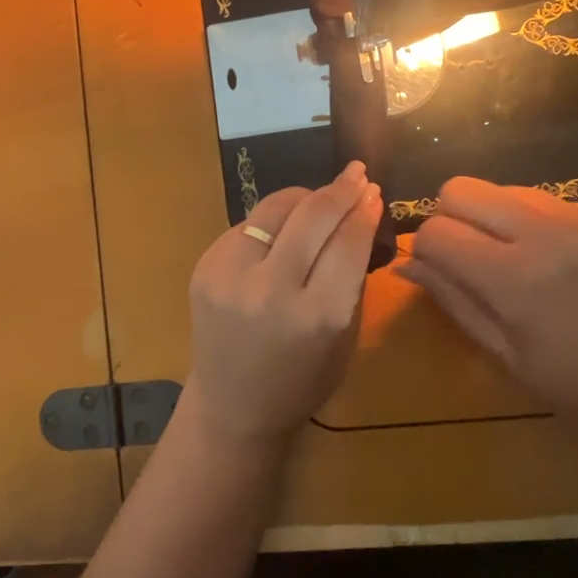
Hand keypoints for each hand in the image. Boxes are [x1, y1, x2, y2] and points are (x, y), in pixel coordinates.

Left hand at [185, 161, 383, 448]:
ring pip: (273, 209)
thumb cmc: (302, 379)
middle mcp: (271, 291)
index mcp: (318, 316)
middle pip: (311, 215)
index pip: (347, 243)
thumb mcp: (343, 337)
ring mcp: (230, 277)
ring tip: (321, 197)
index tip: (373, 190)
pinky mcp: (205, 269)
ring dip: (303, 198)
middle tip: (356, 173)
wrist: (233, 405)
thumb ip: (350, 279)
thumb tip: (358, 216)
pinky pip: (247, 227)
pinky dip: (271, 224)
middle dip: (338, 189)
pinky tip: (283, 231)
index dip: (363, 210)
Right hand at [398, 177, 577, 447]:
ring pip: (513, 191)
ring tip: (527, 261)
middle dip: (453, 217)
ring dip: (502, 219)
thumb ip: (455, 303)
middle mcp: (545, 232)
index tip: (441, 271)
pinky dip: (553, 229)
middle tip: (473, 256)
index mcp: (510, 276)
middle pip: (463, 188)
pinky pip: (565, 205)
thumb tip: (411, 265)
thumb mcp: (509, 358)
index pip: (435, 231)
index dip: (427, 250)